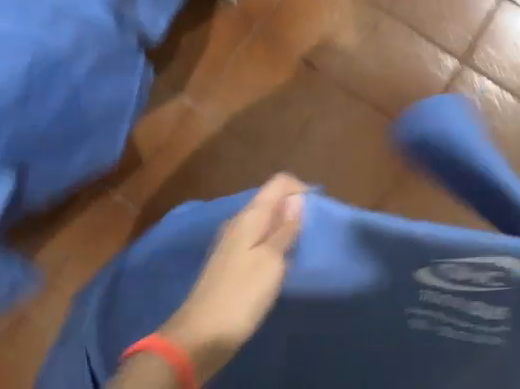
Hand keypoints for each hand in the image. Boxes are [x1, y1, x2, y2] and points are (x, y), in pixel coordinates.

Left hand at [158, 173, 307, 381]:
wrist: (200, 337)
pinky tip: (281, 266)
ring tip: (302, 250)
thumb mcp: (271, 261)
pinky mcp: (230, 264)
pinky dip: (273, 247)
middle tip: (315, 233)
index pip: (278, 183)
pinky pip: (257, 242)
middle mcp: (239, 223)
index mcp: (250, 216)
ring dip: (284, 230)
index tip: (319, 211)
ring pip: (264, 223)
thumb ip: (285, 229)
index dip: (301, 189)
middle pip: (271, 201)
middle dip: (294, 210)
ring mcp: (232, 244)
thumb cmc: (241, 295)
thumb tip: (297, 199)